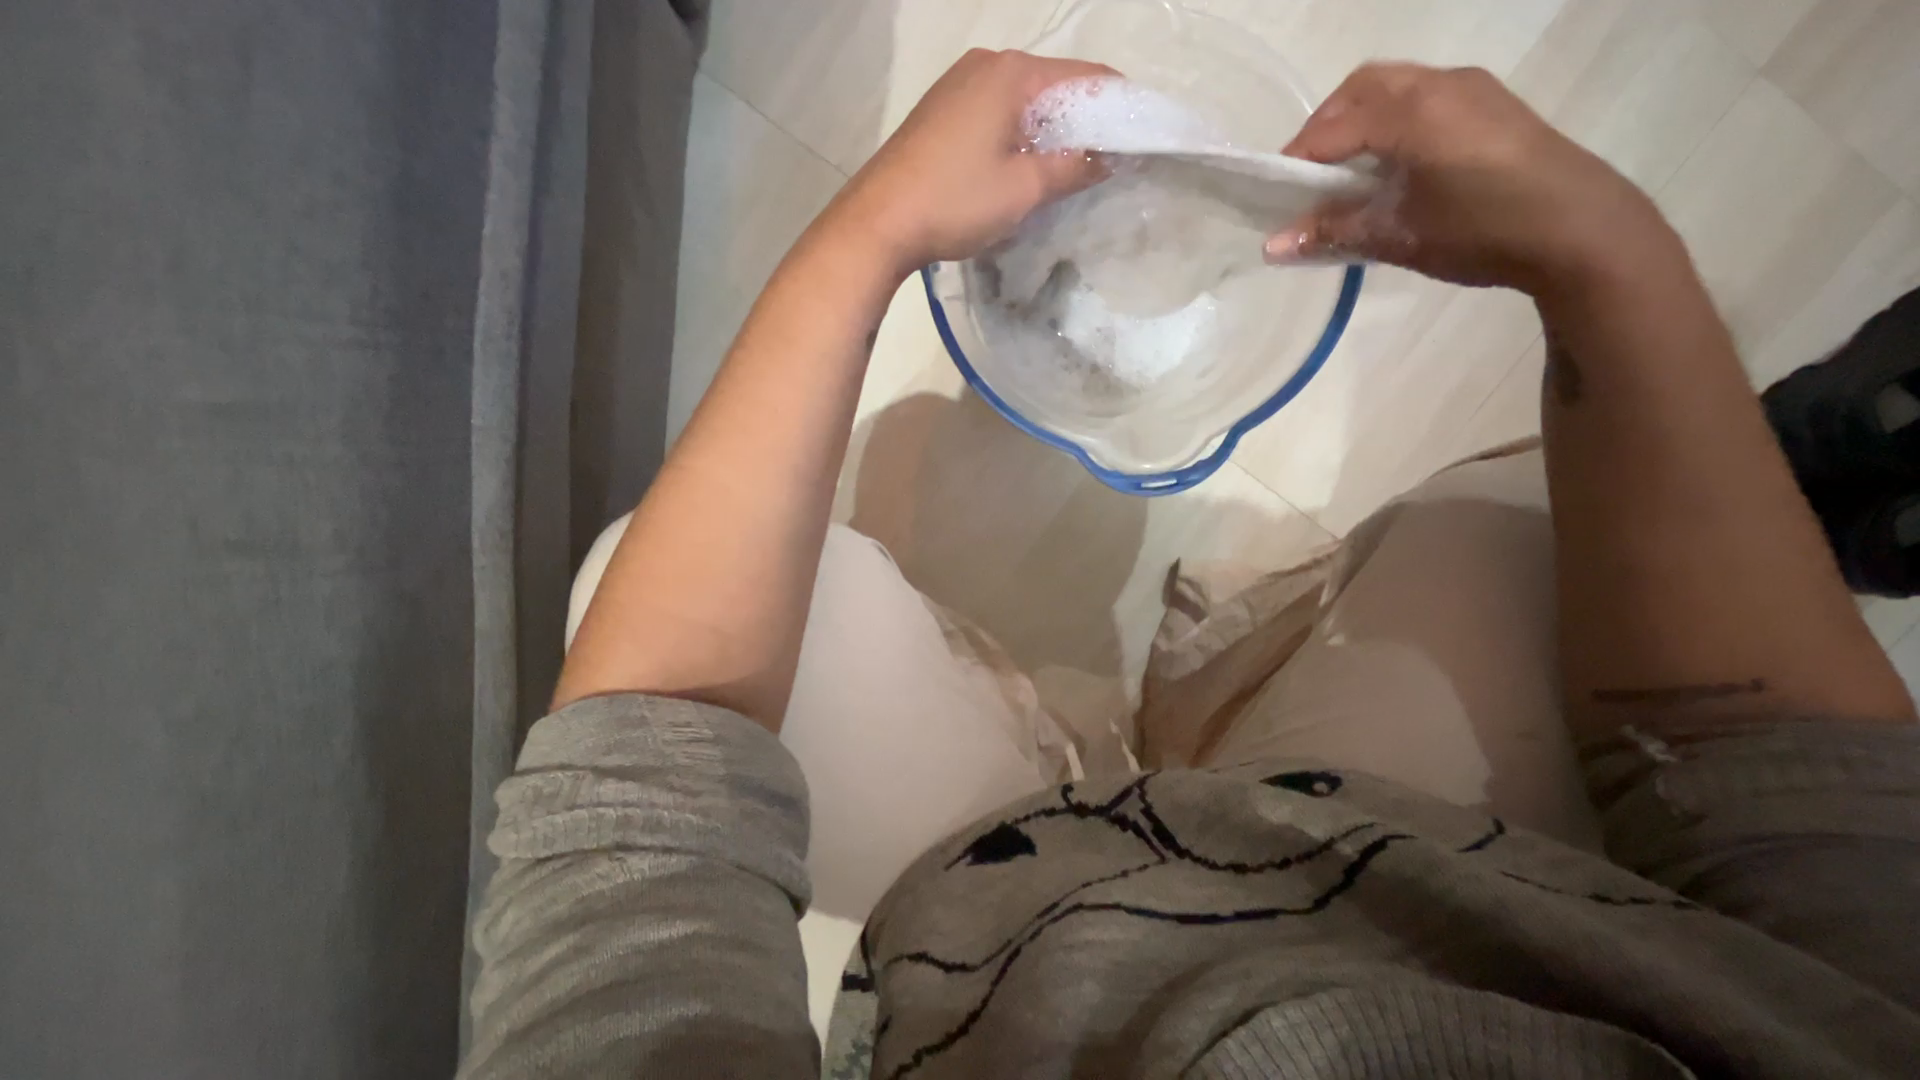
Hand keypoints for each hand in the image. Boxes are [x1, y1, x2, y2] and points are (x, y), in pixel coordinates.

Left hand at [824, 49, 1116, 276]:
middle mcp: (985, 66)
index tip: (1140, 137)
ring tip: (1070, 170)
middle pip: (1053, 85)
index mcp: (1012, 73)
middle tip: (1107, 160)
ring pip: (1022, 101)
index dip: (1118, 105)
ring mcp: (957, 86)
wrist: (877, 223)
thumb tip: (1105, 157)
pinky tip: (1025, 166)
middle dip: (1083, 119)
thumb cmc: (955, 201)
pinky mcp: (939, 112)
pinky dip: (1018, 134)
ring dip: (1049, 130)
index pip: (1085, 76)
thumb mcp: (1024, 189)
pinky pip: (995, 113)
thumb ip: (1072, 167)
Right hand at [1268, 63, 1681, 295]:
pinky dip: (1391, 117)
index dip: (1296, 161)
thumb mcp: (1398, 237)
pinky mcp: (1490, 102)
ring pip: (1393, 85)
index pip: (1332, 130)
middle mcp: (1438, 85)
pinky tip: (1394, 161)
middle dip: (1324, 126)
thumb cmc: (1482, 231)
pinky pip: (1423, 94)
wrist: (1580, 229)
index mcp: (1412, 114)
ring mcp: (1470, 88)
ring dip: (1359, 118)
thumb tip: (1271, 245)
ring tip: (1347, 168)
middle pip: (1360, 88)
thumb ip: (1332, 232)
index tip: (1273, 194)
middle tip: (1308, 174)